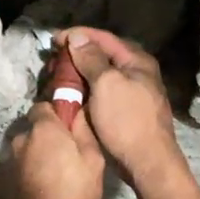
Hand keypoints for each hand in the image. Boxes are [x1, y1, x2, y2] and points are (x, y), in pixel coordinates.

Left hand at [6, 101, 105, 198]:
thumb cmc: (72, 192)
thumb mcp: (93, 161)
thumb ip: (84, 132)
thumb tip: (79, 113)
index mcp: (43, 128)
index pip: (44, 106)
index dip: (57, 113)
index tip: (70, 126)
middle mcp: (21, 137)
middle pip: (35, 128)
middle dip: (48, 136)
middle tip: (67, 153)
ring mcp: (10, 157)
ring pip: (27, 147)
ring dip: (38, 153)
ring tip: (56, 172)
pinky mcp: (5, 176)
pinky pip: (22, 164)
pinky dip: (30, 169)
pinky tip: (44, 184)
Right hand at [58, 27, 188, 190]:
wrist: (146, 163)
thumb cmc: (127, 120)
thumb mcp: (107, 84)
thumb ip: (91, 59)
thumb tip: (77, 37)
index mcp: (137, 61)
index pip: (104, 38)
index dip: (78, 35)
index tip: (54, 39)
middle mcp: (136, 73)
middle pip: (102, 56)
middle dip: (76, 55)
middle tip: (52, 60)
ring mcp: (131, 94)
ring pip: (99, 76)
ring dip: (78, 74)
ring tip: (56, 77)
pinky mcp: (123, 112)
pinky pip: (100, 94)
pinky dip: (83, 91)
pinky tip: (69, 95)